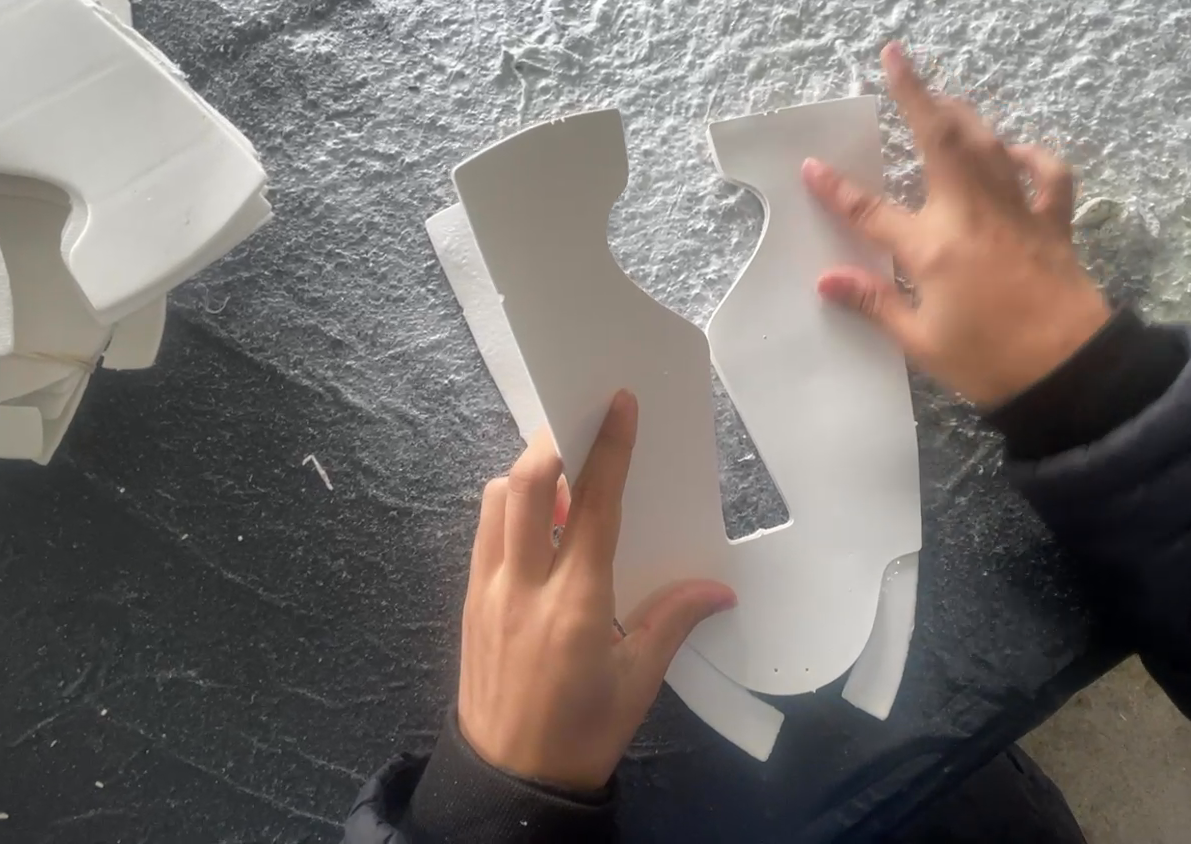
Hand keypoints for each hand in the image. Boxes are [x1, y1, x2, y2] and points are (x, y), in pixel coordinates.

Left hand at [456, 391, 735, 789]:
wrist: (507, 787)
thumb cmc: (582, 732)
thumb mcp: (638, 683)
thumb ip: (674, 621)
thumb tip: (721, 589)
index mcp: (576, 602)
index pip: (594, 505)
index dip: (609, 448)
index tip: (618, 403)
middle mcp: (524, 584)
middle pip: (524, 485)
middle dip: (551, 440)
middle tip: (579, 422)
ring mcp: (488, 589)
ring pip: (495, 501)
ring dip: (525, 473)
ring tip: (560, 478)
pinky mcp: (469, 600)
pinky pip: (484, 531)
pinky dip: (507, 506)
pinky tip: (537, 524)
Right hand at [803, 43, 1110, 408]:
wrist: (1071, 374)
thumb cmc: (987, 361)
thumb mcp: (920, 341)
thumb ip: (873, 303)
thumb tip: (825, 280)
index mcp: (930, 248)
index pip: (870, 210)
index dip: (836, 188)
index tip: (811, 165)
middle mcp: (970, 215)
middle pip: (940, 141)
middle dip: (915, 95)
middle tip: (898, 58)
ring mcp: (1015, 212)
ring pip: (988, 145)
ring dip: (963, 112)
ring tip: (943, 95)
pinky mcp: (1052, 222)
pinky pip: (1048, 175)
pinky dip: (1032, 155)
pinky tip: (1016, 150)